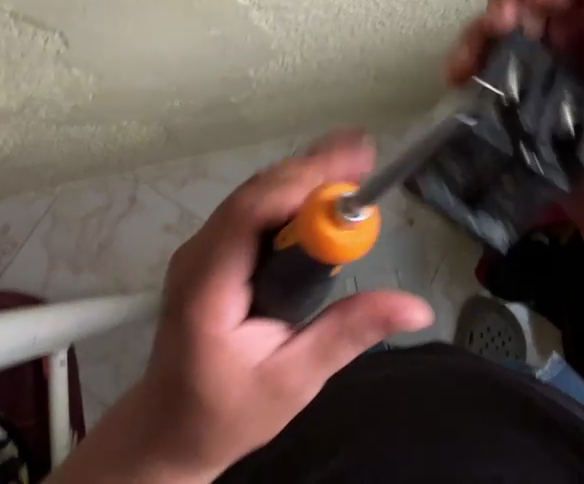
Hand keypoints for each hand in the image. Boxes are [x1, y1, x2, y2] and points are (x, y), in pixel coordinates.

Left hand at [71, 132, 433, 483]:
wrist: (169, 428)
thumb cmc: (227, 412)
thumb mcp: (294, 381)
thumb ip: (347, 333)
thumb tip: (413, 306)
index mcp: (207, 286)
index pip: (250, 214)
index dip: (302, 185)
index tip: (354, 173)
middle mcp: (198, 254)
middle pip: (255, 194)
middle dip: (311, 171)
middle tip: (364, 155)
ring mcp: (201, 249)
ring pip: (255, 195)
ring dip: (303, 178)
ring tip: (353, 164)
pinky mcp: (213, 251)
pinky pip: (253, 209)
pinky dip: (291, 195)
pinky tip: (323, 190)